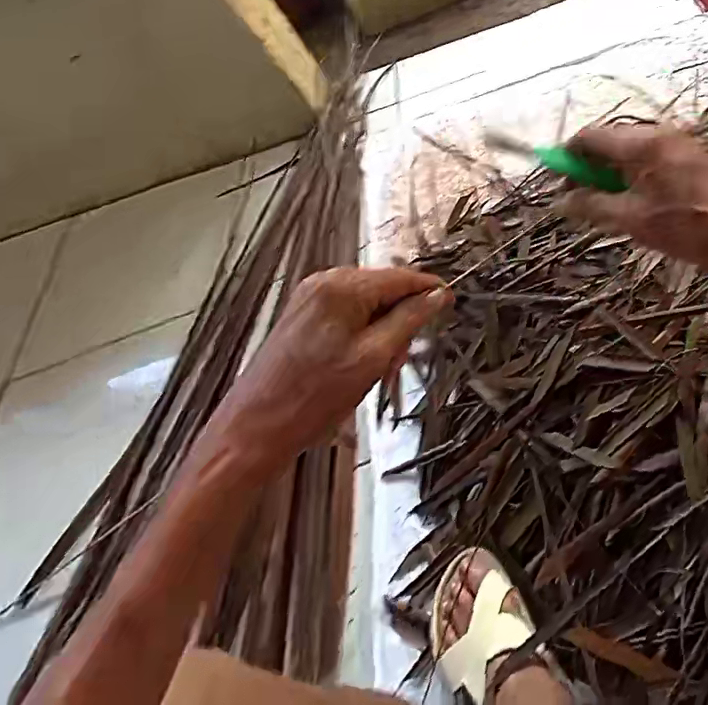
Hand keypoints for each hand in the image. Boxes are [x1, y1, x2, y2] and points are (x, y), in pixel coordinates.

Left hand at [223, 268, 450, 445]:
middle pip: (384, 289)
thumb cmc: (315, 397)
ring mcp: (311, 297)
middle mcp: (325, 281)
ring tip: (378, 370)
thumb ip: (409, 320)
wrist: (255, 429)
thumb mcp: (374, 357)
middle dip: (401, 319)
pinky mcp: (303, 315)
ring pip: (368, 303)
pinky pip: (348, 314)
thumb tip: (438, 295)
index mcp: (342, 286)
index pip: (400, 277)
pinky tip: (361, 364)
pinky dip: (363, 335)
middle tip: (400, 360)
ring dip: (383, 331)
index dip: (429, 290)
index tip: (453, 303)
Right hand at [556, 123, 707, 275]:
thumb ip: (592, 205)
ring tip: (606, 202)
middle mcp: (658, 133)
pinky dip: (632, 172)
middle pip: (609, 140)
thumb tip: (560, 201)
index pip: (589, 136)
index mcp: (641, 144)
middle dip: (589, 165)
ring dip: (610, 170)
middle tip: (580, 197)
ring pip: (628, 148)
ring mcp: (677, 142)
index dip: (568, 156)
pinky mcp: (688, 154)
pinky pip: (649, 155)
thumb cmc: (684, 228)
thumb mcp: (630, 220)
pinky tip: (633, 198)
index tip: (558, 181)